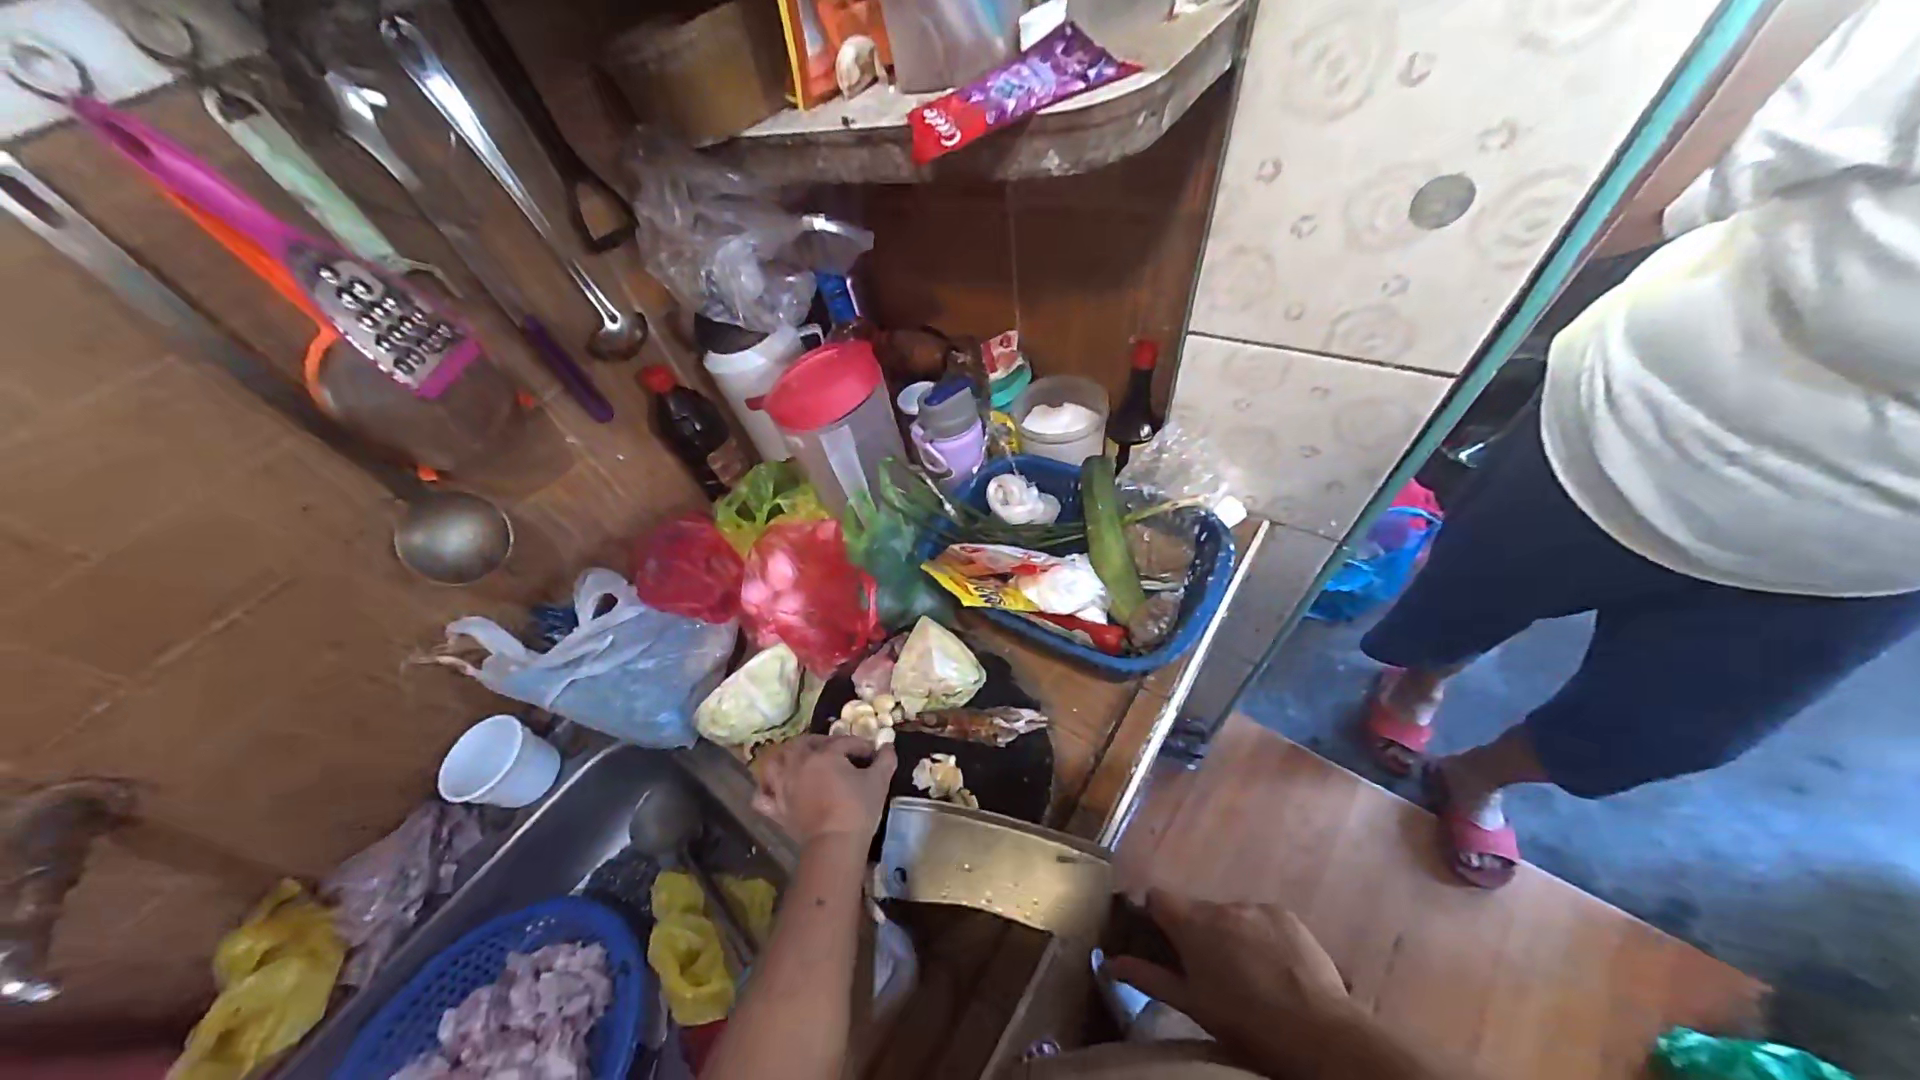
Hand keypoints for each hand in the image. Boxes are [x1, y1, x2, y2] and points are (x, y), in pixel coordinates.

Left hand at [751, 735, 896, 849]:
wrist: (835, 843)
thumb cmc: (858, 809)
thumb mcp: (878, 781)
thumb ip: (885, 760)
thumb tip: (888, 746)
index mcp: (824, 755)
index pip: (844, 742)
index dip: (860, 745)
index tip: (872, 754)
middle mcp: (799, 764)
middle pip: (804, 743)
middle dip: (820, 742)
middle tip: (835, 750)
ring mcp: (783, 786)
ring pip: (775, 762)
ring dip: (785, 757)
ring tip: (798, 760)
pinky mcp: (776, 809)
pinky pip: (762, 796)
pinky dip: (765, 790)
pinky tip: (775, 788)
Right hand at [1105, 889, 1354, 1072]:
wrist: (1319, 1032)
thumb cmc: (1246, 1022)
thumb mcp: (1192, 1005)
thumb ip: (1149, 977)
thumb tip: (1111, 961)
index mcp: (1191, 923)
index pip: (1157, 896)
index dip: (1154, 914)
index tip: (1159, 937)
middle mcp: (1220, 904)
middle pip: (1196, 909)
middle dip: (1197, 932)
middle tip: (1209, 971)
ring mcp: (1255, 907)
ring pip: (1230, 915)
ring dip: (1229, 935)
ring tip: (1247, 974)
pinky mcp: (1285, 914)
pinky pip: (1260, 918)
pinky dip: (1259, 935)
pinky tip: (1274, 967)